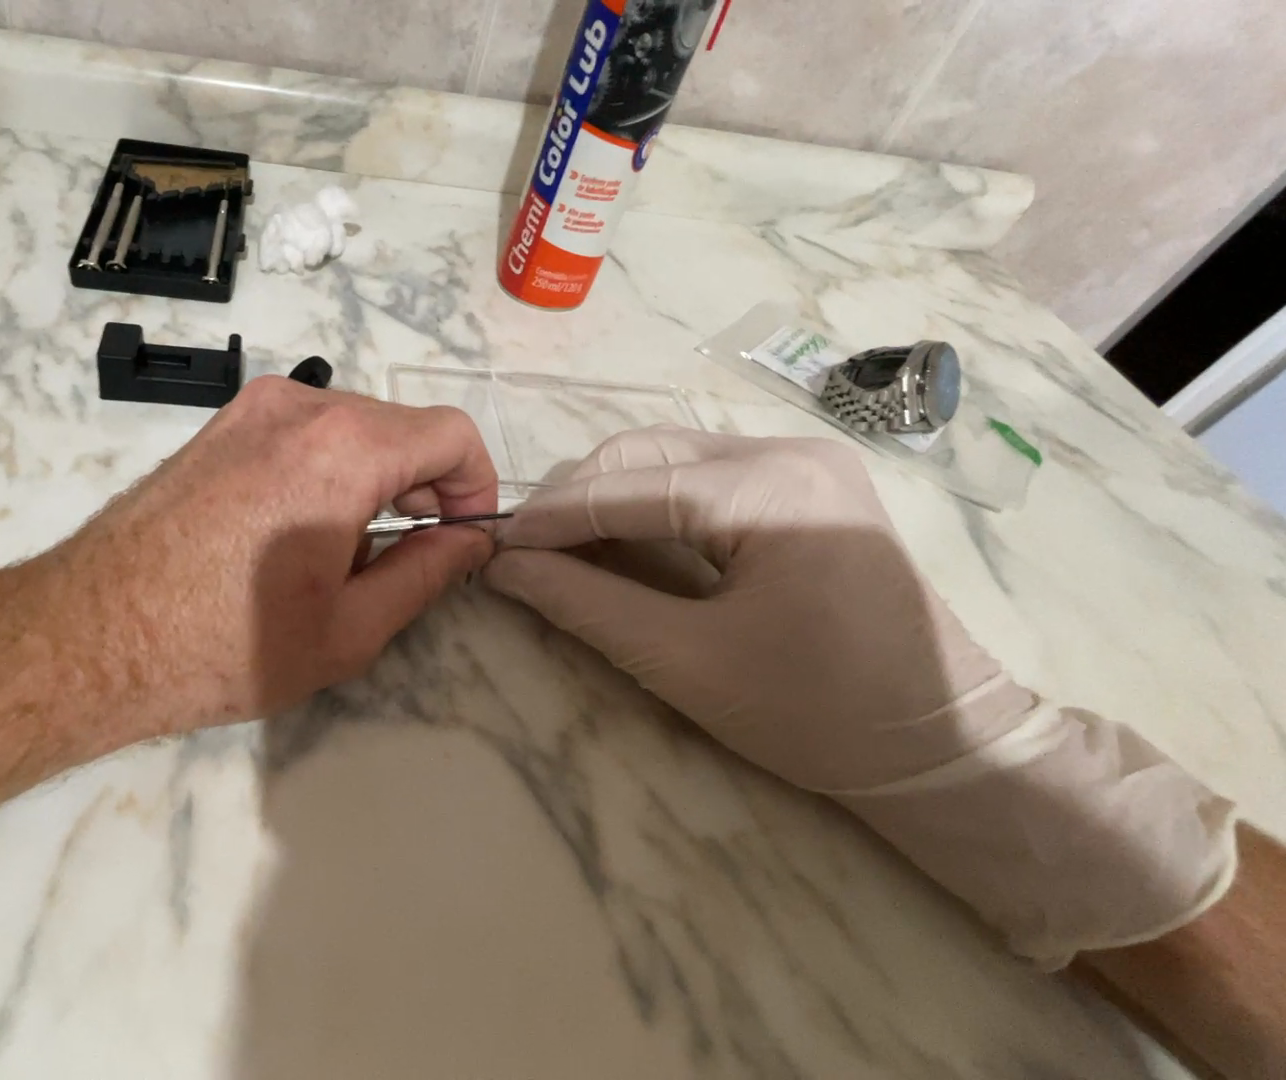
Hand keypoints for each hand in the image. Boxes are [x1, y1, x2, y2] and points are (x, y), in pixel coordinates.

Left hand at [26, 375, 497, 748]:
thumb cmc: (225, 647)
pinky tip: (297, 535)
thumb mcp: (348, 629)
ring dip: (373, 482)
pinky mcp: (216, 427)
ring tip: (344, 557)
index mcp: (342, 448)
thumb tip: (471, 540)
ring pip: (351, 429)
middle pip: (400, 428)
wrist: (89, 637)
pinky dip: (325, 472)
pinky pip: (302, 434)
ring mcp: (248, 409)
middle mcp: (298, 406)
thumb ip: (427, 573)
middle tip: (408, 558)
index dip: (474, 485)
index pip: (450, 434)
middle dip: (423, 488)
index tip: (462, 538)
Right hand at [485, 425, 1024, 791]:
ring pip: (668, 456)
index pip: (629, 487)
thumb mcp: (684, 662)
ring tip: (561, 546)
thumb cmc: (815, 714)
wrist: (944, 746)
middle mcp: (788, 453)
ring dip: (606, 495)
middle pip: (645, 453)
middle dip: (575, 497)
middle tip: (525, 550)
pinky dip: (646, 502)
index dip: (552, 517)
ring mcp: (803, 463)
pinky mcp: (805, 485)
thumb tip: (504, 568)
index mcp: (770, 491)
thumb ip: (585, 604)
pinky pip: (700, 475)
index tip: (492, 545)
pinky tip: (618, 536)